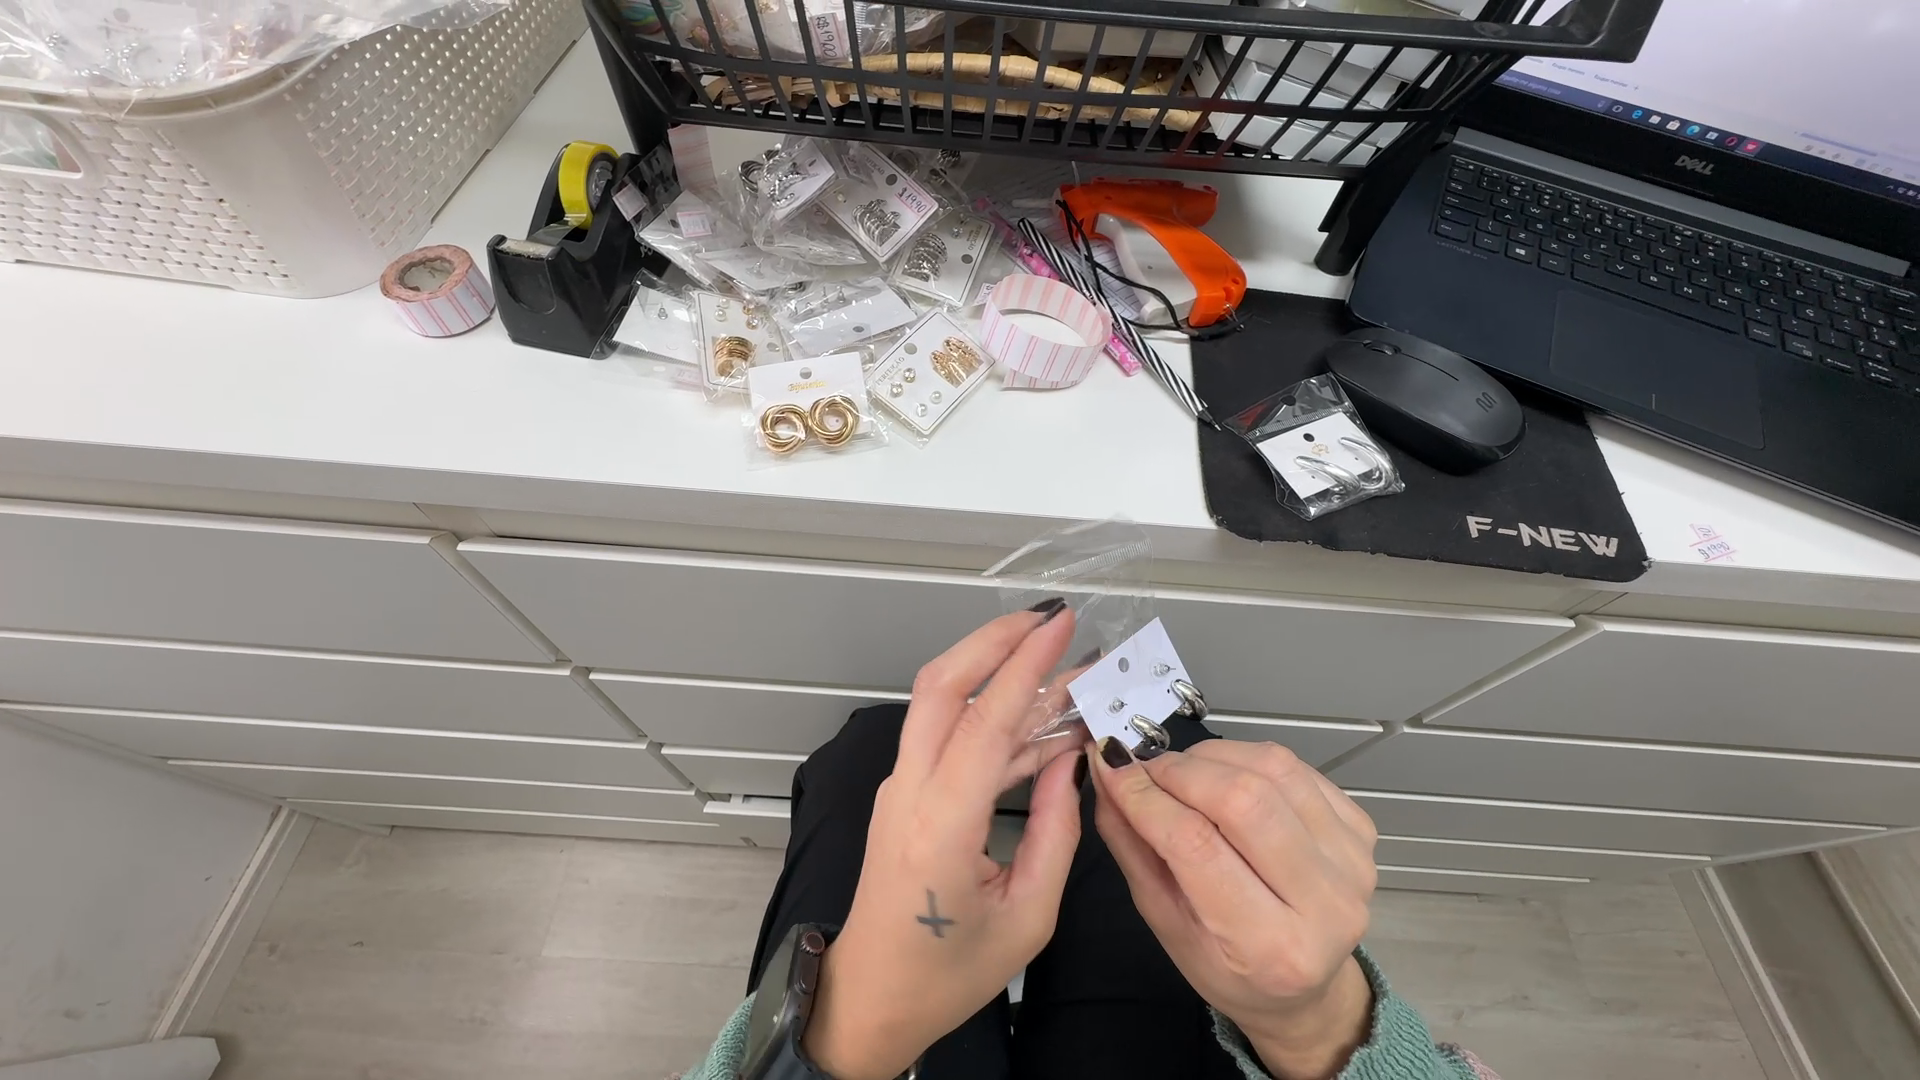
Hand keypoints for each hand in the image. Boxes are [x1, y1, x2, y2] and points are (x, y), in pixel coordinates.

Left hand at [802, 604, 1084, 1079]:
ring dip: (997, 674)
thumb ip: (1057, 830)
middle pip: (940, 685)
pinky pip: (948, 736)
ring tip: (1062, 670)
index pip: (984, 721)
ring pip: (940, 703)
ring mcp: (901, 786)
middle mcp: (910, 790)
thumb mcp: (1028, 916)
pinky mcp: (906, 791)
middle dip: (993, 639)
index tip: (1061, 625)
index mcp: (940, 826)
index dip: (1026, 666)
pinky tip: (1040, 723)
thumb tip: (1072, 758)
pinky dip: (993, 717)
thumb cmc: (947, 973)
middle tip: (1047, 618)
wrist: (871, 999)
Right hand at [1089, 738, 1379, 1079]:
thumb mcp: (1162, 918)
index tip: (1110, 766)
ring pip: (1270, 769)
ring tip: (1181, 772)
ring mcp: (1352, 864)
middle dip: (1178, 770)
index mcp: (1267, 947)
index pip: (1195, 846)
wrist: (1307, 988)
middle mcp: (1325, 907)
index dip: (1145, 796)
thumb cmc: (1226, 965)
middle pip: (1242, 800)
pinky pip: (1294, 766)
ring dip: (1210, 756)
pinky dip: (1245, 756)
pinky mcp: (1362, 830)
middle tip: (1146, 770)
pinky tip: (1224, 775)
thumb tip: (1106, 770)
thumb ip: (1130, 843)